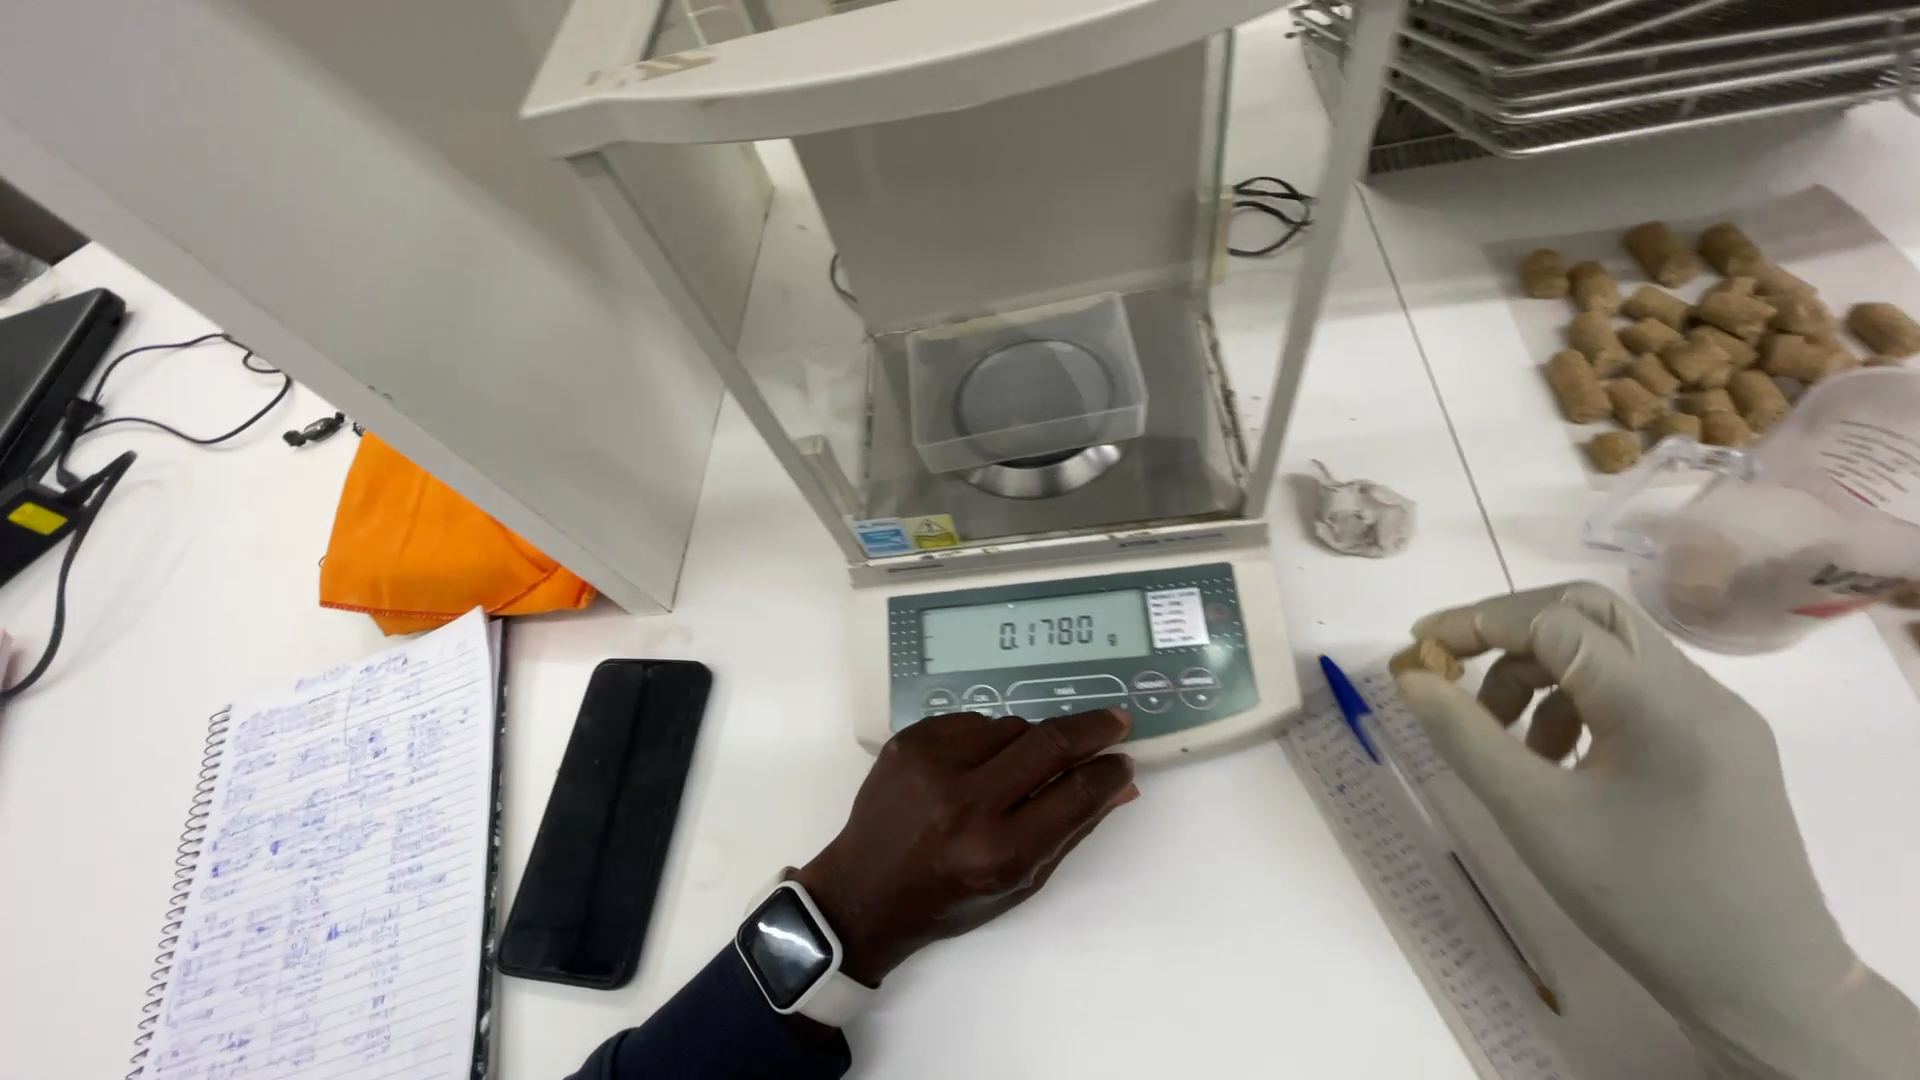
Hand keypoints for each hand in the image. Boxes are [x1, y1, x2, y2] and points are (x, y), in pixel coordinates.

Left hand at [794, 708, 1136, 986]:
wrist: (863, 890)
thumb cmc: (949, 898)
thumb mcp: (1018, 881)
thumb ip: (1070, 829)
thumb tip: (1120, 785)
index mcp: (996, 851)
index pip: (1073, 795)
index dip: (1107, 774)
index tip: (1124, 759)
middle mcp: (965, 802)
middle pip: (1046, 744)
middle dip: (1091, 728)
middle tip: (1115, 721)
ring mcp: (931, 764)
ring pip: (1010, 726)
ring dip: (1029, 740)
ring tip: (1021, 765)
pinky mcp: (909, 740)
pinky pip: (971, 721)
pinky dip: (987, 736)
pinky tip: (978, 761)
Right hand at [1396, 583, 1917, 1079]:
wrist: (1762, 987)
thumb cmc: (1638, 896)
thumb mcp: (1530, 813)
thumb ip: (1461, 733)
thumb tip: (1409, 677)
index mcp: (1663, 703)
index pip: (1554, 621)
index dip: (1475, 623)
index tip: (1418, 650)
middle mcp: (1698, 690)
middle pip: (1589, 613)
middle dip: (1508, 629)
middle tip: (1453, 664)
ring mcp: (1714, 715)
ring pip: (1606, 648)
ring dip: (1535, 670)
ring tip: (1498, 731)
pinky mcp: (1716, 742)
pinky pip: (1628, 689)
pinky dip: (1570, 700)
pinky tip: (1548, 755)